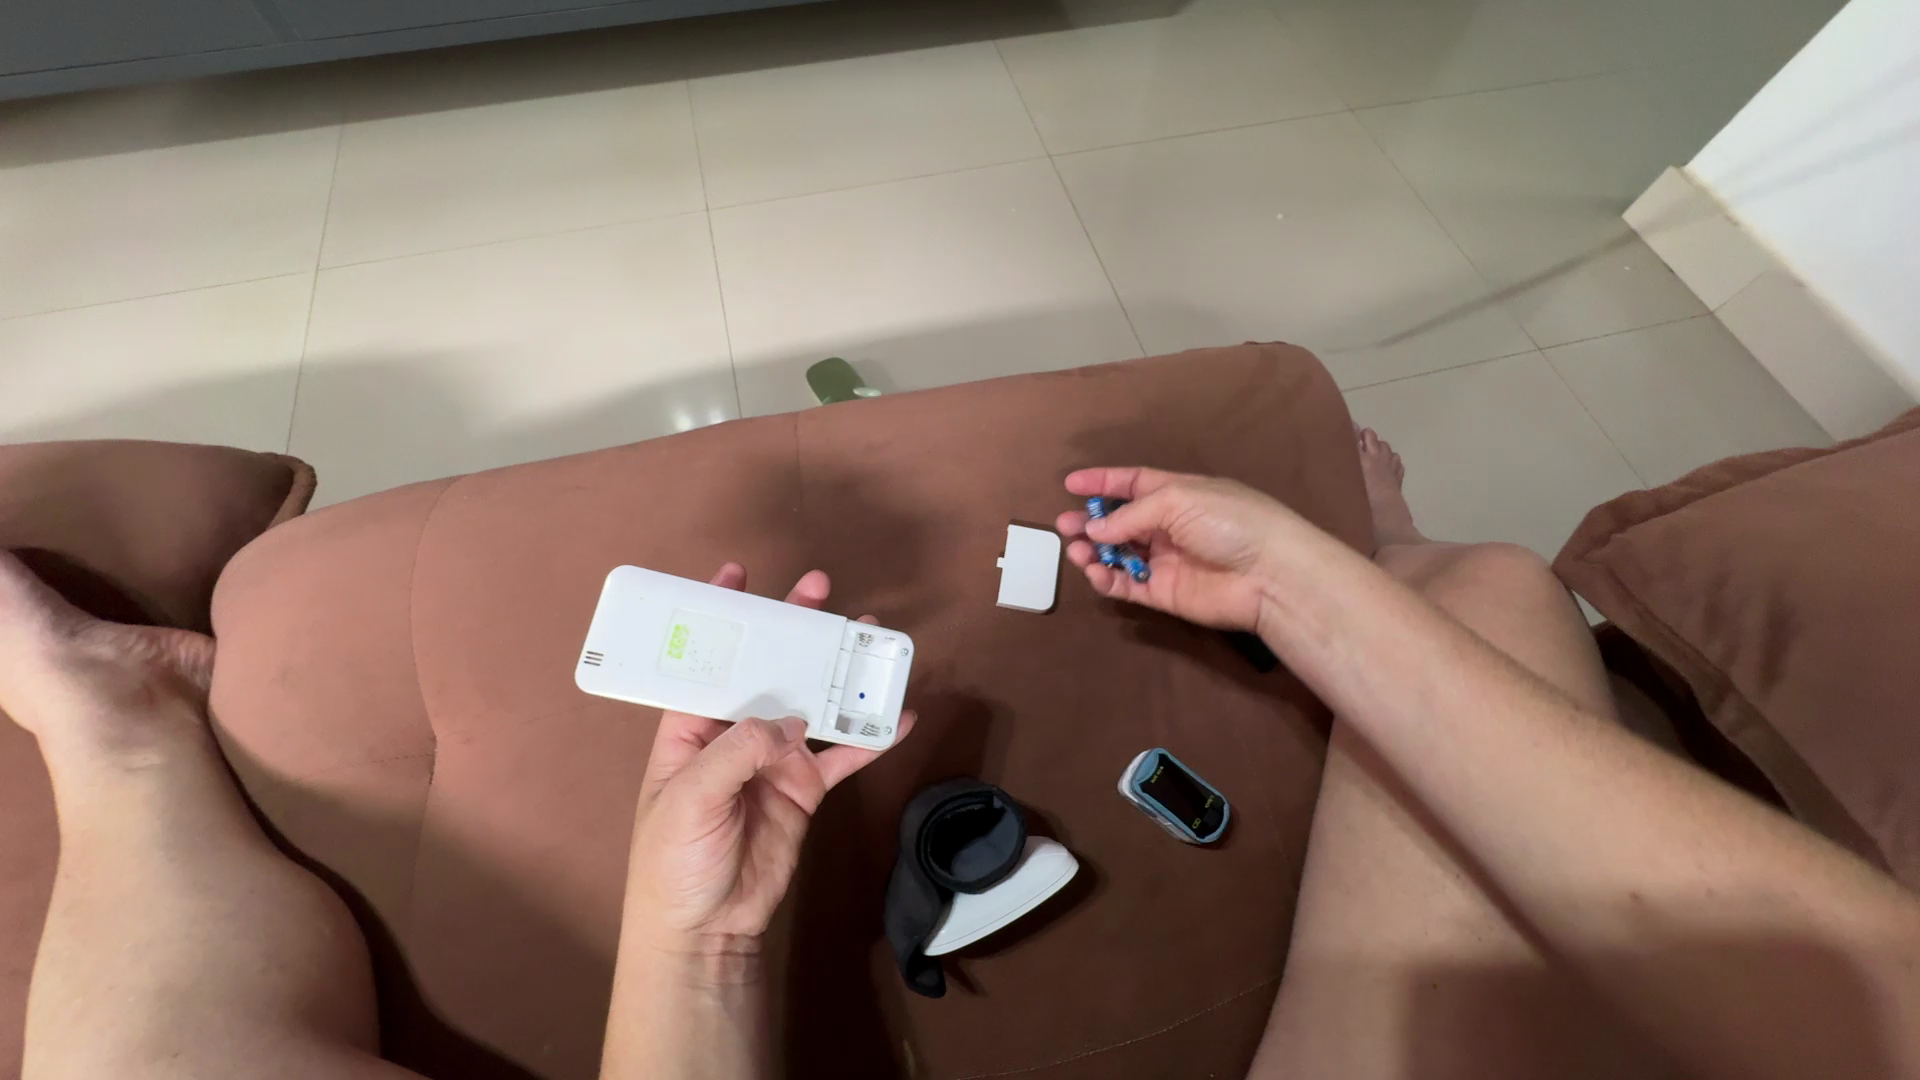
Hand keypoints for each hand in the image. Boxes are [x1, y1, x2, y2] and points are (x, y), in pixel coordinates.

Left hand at [622, 563, 915, 958]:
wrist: (708, 928)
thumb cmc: (674, 860)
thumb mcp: (689, 800)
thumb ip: (736, 752)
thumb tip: (789, 723)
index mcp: (692, 727)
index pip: (707, 661)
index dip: (720, 619)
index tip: (737, 575)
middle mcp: (737, 732)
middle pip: (770, 669)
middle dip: (794, 630)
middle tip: (820, 590)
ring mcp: (776, 758)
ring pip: (814, 703)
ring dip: (841, 673)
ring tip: (872, 640)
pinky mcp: (806, 787)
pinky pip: (844, 754)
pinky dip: (871, 737)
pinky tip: (900, 717)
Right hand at [1055, 467, 1300, 631]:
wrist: (1269, 574)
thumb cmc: (1229, 522)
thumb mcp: (1178, 500)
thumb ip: (1131, 514)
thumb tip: (1095, 528)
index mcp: (1177, 494)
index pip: (1132, 483)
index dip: (1102, 482)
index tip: (1070, 484)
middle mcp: (1168, 526)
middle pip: (1119, 521)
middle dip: (1090, 521)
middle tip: (1063, 525)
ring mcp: (1164, 560)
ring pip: (1118, 554)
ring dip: (1093, 550)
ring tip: (1075, 550)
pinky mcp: (1163, 593)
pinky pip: (1126, 584)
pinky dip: (1107, 579)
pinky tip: (1095, 571)